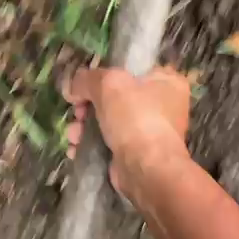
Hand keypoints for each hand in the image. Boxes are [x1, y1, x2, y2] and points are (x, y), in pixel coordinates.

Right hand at [64, 66, 191, 201]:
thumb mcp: (108, 83)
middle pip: (114, 96)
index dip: (104, 74)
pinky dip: (90, 144)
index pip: (131, 69)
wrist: (146, 168)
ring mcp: (149, 131)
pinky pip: (107, 142)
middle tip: (77, 112)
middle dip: (88, 106)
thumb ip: (86, 79)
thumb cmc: (135, 117)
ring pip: (107, 121)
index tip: (84, 85)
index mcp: (166, 81)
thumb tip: (73, 88)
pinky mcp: (136, 153)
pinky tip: (75, 148)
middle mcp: (162, 105)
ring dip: (84, 127)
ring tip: (74, 135)